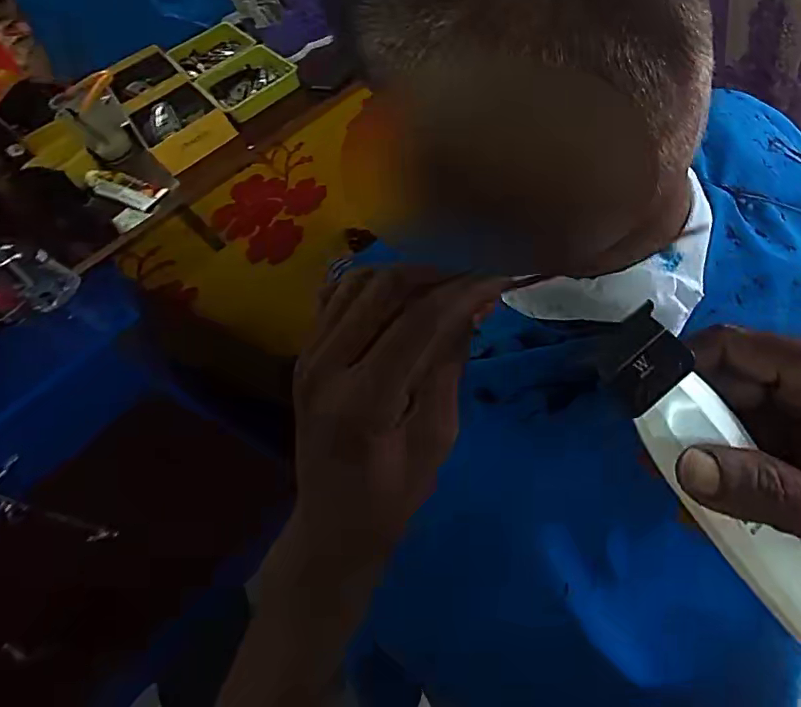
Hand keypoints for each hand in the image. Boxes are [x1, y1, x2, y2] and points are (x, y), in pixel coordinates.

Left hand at [289, 266, 507, 568]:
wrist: (332, 524)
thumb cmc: (394, 495)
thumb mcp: (437, 437)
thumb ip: (448, 366)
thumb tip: (471, 307)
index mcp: (362, 400)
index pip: (418, 322)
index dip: (462, 293)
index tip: (496, 280)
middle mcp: (326, 366)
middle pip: (385, 288)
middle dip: (436, 276)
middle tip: (471, 282)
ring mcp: (308, 354)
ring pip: (359, 282)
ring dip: (406, 276)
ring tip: (442, 287)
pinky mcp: (304, 351)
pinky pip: (338, 295)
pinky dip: (373, 284)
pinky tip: (401, 294)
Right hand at [673, 328, 800, 628]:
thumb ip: (765, 492)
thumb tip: (682, 466)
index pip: (732, 345)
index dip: (682, 367)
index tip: (644, 408)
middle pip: (730, 382)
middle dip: (690, 421)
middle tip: (656, 467)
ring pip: (743, 419)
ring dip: (712, 453)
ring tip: (683, 499)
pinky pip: (766, 449)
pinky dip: (741, 474)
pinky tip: (722, 512)